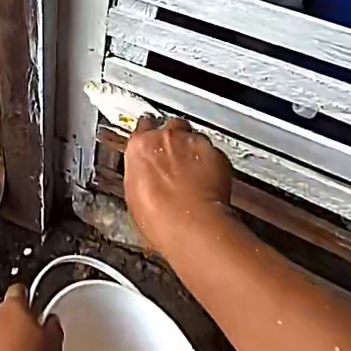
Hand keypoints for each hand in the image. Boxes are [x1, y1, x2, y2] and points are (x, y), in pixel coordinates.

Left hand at [0, 284, 63, 350]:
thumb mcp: (53, 349)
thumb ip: (52, 329)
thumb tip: (52, 323)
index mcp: (12, 308)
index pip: (19, 292)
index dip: (28, 298)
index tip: (34, 306)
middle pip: (5, 315)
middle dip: (18, 328)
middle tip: (34, 345)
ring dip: (5, 348)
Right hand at [123, 114, 238, 256]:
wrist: (191, 225)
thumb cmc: (160, 215)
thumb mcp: (134, 191)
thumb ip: (139, 170)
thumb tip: (143, 173)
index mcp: (140, 145)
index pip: (144, 125)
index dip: (149, 132)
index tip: (151, 138)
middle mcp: (166, 137)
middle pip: (172, 126)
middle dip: (174, 138)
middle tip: (175, 156)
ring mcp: (193, 143)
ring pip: (195, 137)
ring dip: (193, 150)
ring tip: (194, 171)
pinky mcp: (217, 154)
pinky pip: (214, 152)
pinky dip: (212, 163)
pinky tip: (209, 180)